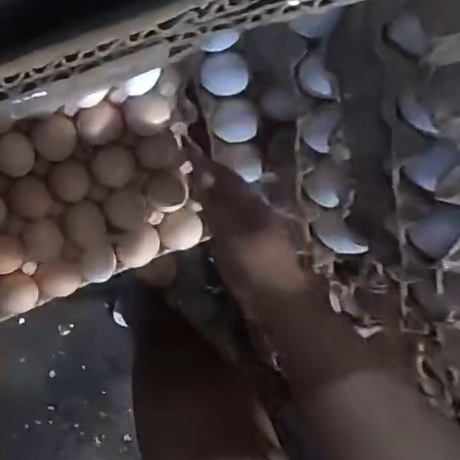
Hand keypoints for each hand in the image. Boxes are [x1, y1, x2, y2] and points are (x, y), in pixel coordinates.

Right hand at [191, 151, 318, 316]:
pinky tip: (200, 221)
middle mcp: (256, 213)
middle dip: (206, 177)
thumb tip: (200, 169)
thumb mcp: (233, 232)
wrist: (281, 307)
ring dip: (209, 196)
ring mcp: (254, 233)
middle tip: (178, 171)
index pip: (226, 176)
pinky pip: (227, 224)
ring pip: (229, 206)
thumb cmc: (256, 267)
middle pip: (229, 189)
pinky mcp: (249, 251)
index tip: (181, 151)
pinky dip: (211, 216)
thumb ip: (217, 202)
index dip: (205, 163)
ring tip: (185, 193)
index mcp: (253, 205)